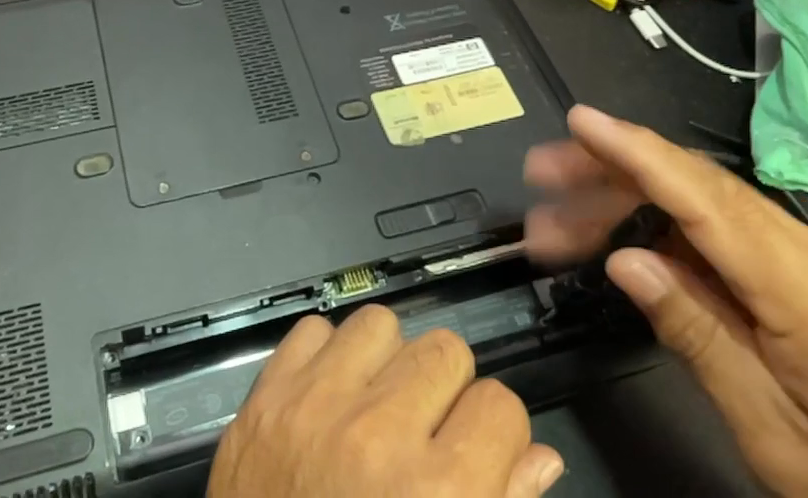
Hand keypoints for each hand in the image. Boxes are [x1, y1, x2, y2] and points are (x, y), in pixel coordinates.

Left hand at [208, 304, 563, 497]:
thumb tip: (540, 455)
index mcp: (440, 490)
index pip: (501, 404)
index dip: (493, 430)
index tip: (474, 448)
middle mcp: (381, 433)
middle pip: (445, 350)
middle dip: (444, 388)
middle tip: (423, 428)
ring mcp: (318, 406)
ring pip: (381, 326)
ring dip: (386, 360)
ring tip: (375, 402)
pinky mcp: (267, 395)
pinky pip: (314, 330)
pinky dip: (325, 357)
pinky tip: (328, 396)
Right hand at [524, 105, 807, 497]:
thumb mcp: (775, 430)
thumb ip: (699, 336)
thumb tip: (628, 262)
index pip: (704, 200)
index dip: (635, 154)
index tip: (579, 122)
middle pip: (701, 191)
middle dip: (614, 173)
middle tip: (542, 179)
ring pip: (716, 210)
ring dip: (638, 203)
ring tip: (567, 218)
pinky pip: (741, 239)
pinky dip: (679, 231)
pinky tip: (638, 246)